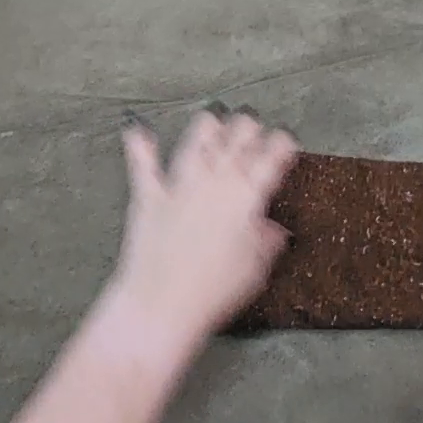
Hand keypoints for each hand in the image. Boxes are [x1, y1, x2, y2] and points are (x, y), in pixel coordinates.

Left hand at [103, 110, 299, 344]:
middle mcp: (215, 184)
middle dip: (247, 129)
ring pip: (196, 142)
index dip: (280, 146)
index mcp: (246, 198)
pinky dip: (140, 146)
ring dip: (207, 129)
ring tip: (212, 118)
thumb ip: (265, 242)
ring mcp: (181, 187)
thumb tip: (273, 231)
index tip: (285, 141)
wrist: (163, 303)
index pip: (270, 160)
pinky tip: (136, 130)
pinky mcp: (150, 198)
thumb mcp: (255, 268)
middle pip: (236, 141)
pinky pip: (143, 165)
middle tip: (252, 126)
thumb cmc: (213, 291)